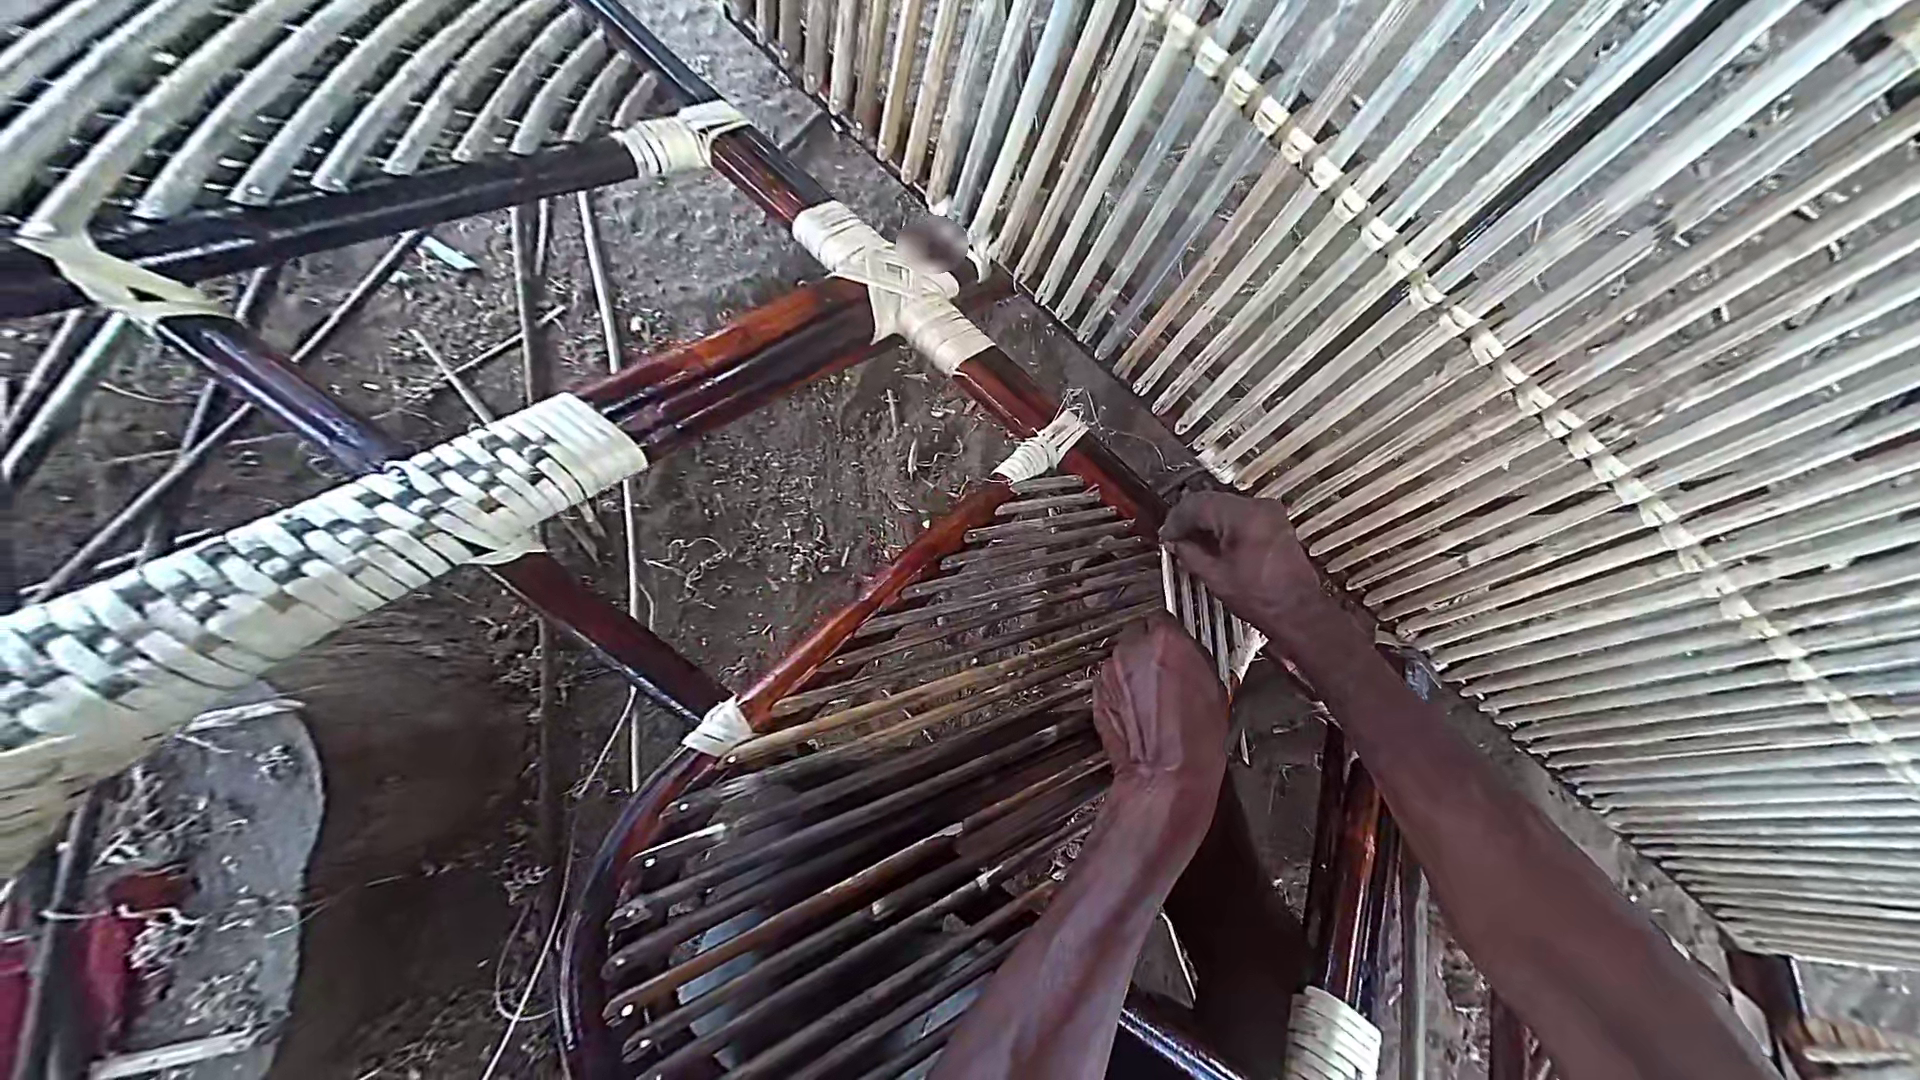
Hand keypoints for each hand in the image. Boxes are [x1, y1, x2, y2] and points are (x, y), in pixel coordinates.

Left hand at [1092, 614, 1227, 796]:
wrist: (1164, 773)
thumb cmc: (1193, 739)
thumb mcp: (1214, 687)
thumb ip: (1194, 656)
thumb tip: (1187, 651)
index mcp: (1166, 642)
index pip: (1162, 616)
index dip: (1169, 631)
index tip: (1175, 641)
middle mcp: (1132, 650)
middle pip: (1137, 631)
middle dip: (1149, 645)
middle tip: (1165, 666)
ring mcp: (1111, 670)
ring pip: (1122, 655)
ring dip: (1134, 667)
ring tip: (1154, 692)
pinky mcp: (1098, 690)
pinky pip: (1111, 678)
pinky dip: (1122, 686)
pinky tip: (1139, 706)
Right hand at [1160, 492, 1337, 648]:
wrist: (1297, 612)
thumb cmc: (1264, 599)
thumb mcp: (1214, 576)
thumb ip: (1189, 553)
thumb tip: (1177, 543)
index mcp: (1243, 517)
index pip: (1196, 505)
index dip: (1175, 520)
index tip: (1166, 534)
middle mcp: (1259, 508)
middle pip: (1209, 501)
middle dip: (1187, 519)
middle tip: (1173, 536)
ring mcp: (1269, 513)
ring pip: (1222, 505)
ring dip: (1203, 521)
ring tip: (1188, 541)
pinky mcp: (1273, 523)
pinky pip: (1238, 514)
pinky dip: (1220, 525)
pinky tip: (1209, 542)